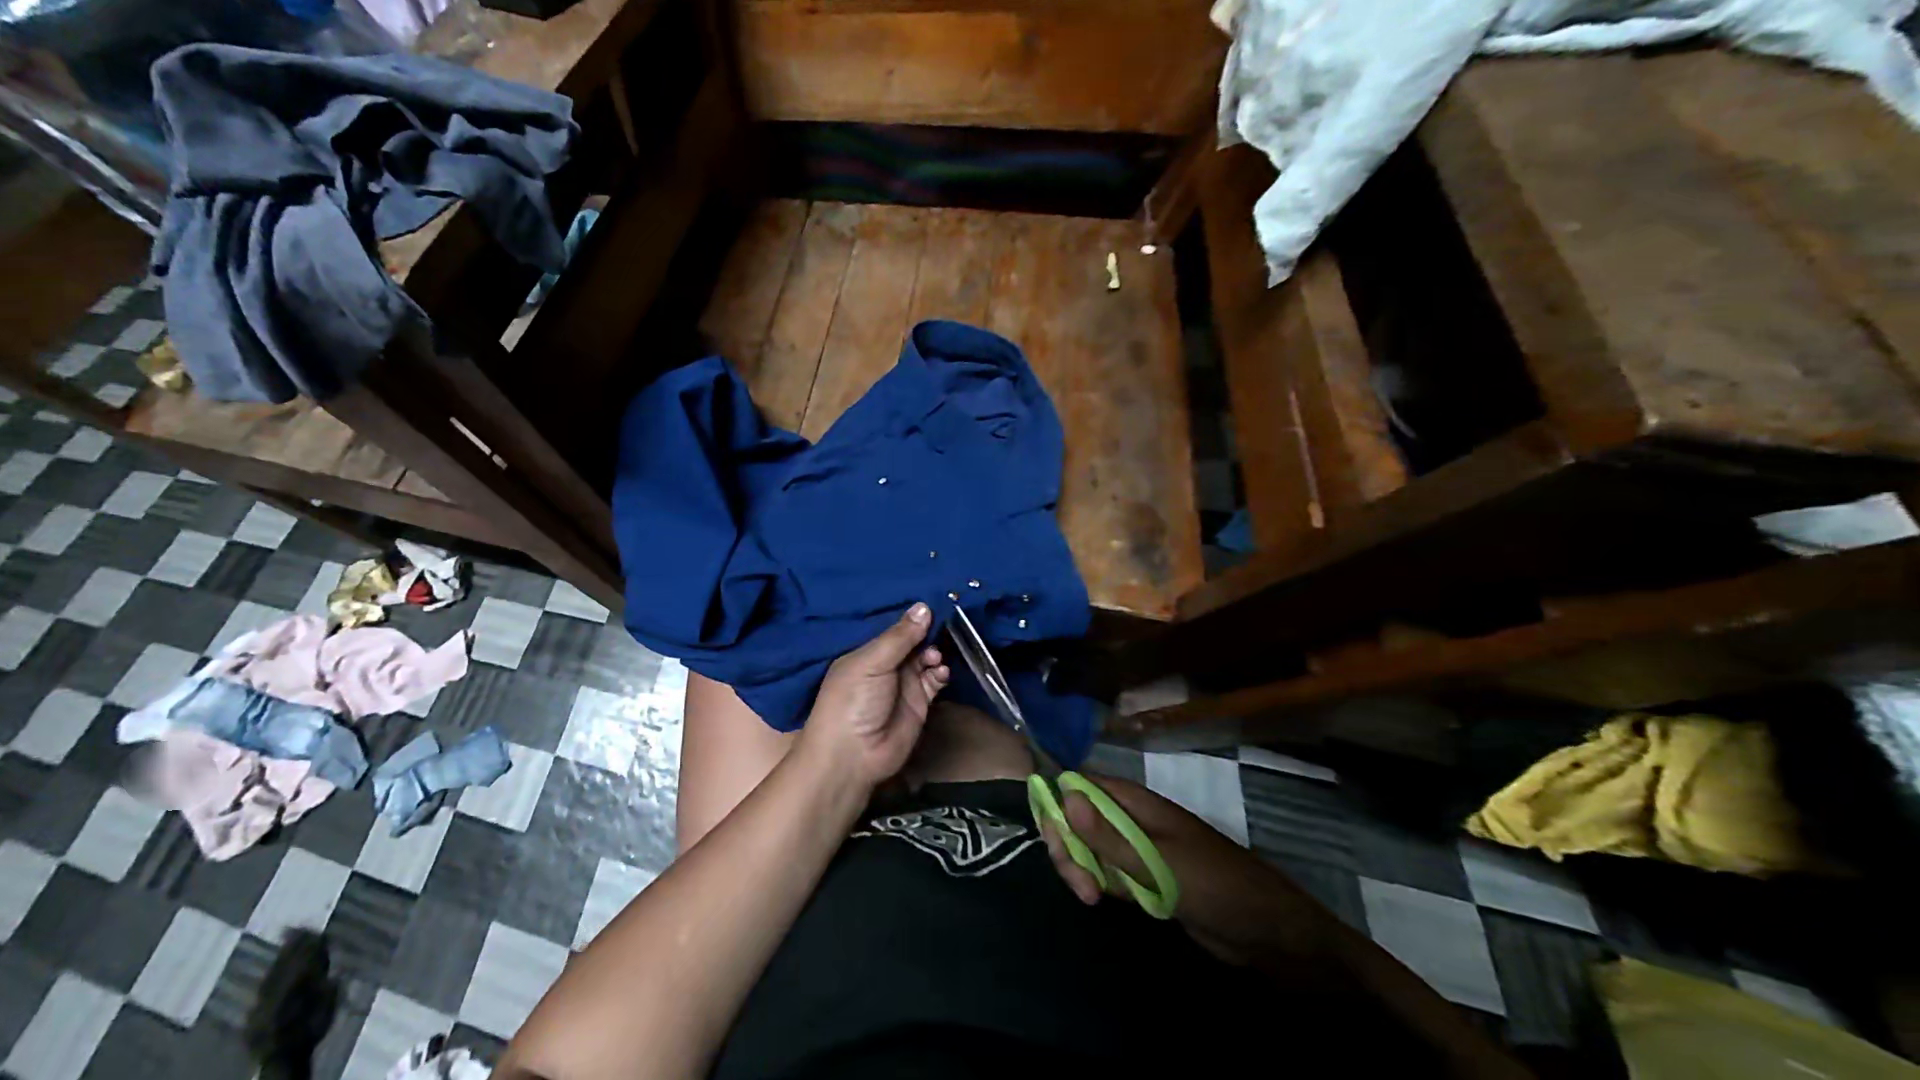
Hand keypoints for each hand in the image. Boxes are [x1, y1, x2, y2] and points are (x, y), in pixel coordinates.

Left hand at [797, 604, 950, 789]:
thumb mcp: (871, 663)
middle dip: (929, 631)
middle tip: (946, 622)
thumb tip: (924, 606)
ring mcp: (904, 682)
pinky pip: (935, 680)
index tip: (936, 598)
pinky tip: (940, 672)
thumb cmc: (852, 701)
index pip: (894, 626)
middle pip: (913, 640)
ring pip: (927, 657)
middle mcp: (886, 663)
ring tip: (935, 656)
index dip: (912, 615)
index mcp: (867, 650)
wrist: (853, 756)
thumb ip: (899, 636)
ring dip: (935, 652)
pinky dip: (941, 673)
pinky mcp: (920, 701)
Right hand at [1040, 774, 1321, 963]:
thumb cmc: (1213, 884)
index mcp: (1137, 803)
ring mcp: (1138, 849)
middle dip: (1069, 846)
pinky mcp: (1145, 878)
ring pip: (1090, 847)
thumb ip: (1109, 835)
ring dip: (1081, 868)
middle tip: (1080, 885)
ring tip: (1091, 898)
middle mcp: (1132, 820)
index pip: (1082, 787)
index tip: (1054, 840)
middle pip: (1080, 819)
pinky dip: (1098, 882)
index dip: (1060, 805)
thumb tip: (1065, 797)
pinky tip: (1099, 900)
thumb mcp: (1156, 861)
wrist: (1265, 929)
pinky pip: (1108, 871)